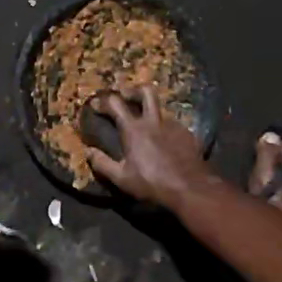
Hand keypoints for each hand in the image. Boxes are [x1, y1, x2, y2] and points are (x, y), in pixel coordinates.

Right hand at [85, 87, 215, 208]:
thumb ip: (101, 163)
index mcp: (134, 129)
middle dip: (133, 90)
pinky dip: (164, 129)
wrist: (193, 190)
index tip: (95, 105)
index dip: (103, 101)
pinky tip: (163, 143)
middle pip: (146, 92)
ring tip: (145, 128)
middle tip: (125, 98)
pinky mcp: (189, 136)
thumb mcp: (121, 178)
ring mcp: (174, 127)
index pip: (115, 103)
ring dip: (150, 114)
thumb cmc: (153, 184)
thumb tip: (88, 151)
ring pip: (160, 110)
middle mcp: (154, 122)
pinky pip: (173, 125)